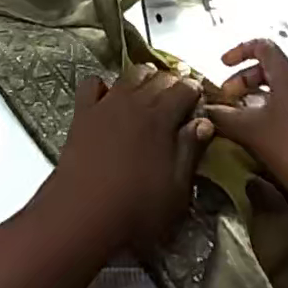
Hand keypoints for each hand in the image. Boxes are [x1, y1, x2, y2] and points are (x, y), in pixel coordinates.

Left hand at [37, 64, 214, 250]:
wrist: (85, 211)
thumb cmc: (138, 208)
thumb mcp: (177, 190)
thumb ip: (190, 151)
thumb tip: (204, 122)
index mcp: (160, 119)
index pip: (182, 91)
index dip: (193, 89)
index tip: (199, 93)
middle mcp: (133, 102)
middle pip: (156, 78)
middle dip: (170, 80)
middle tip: (177, 90)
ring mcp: (105, 103)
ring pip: (127, 76)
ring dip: (141, 77)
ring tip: (148, 85)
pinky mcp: (82, 111)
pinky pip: (92, 85)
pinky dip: (102, 85)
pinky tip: (106, 95)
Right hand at [204, 40, 287, 211]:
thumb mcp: (253, 132)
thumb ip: (225, 117)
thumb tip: (206, 110)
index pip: (263, 46)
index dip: (239, 50)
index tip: (222, 65)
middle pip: (270, 70)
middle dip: (243, 80)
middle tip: (227, 98)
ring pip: (282, 94)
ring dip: (257, 102)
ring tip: (241, 122)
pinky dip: (273, 118)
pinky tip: (264, 142)